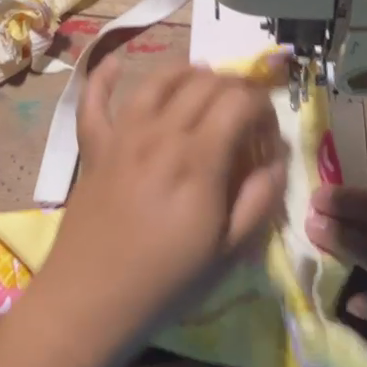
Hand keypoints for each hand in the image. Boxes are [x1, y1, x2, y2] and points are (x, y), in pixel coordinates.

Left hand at [42, 57, 288, 341]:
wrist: (90, 303)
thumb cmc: (167, 282)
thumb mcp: (229, 251)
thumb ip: (259, 199)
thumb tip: (277, 159)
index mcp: (199, 158)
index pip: (240, 101)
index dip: (263, 105)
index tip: (270, 129)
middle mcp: (161, 132)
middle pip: (204, 83)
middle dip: (234, 85)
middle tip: (246, 109)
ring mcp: (123, 135)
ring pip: (158, 80)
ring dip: (187, 71)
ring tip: (205, 79)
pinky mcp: (94, 147)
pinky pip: (94, 100)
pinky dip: (104, 76)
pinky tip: (117, 62)